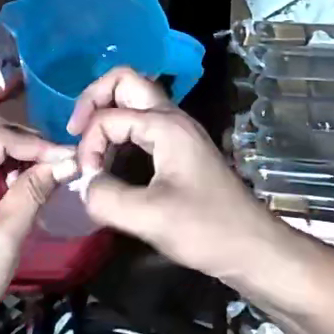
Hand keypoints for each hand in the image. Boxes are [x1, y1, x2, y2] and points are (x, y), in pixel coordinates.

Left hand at [0, 115, 78, 333]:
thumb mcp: (3, 236)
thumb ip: (33, 192)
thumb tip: (67, 161)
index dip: (36, 144)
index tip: (71, 157)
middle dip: (27, 141)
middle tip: (61, 161)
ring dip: (17, 151)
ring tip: (49, 168)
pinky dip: (5, 164)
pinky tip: (26, 179)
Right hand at [70, 68, 283, 282]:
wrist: (257, 251)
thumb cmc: (208, 231)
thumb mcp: (150, 218)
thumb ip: (106, 198)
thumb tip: (83, 186)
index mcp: (165, 126)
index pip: (107, 117)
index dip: (88, 145)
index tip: (87, 179)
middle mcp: (172, 118)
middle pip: (124, 81)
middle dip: (93, 98)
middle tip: (76, 130)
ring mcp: (179, 132)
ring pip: (134, 99)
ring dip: (107, 111)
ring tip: (89, 143)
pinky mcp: (181, 150)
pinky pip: (142, 122)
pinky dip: (120, 129)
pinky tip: (111, 157)